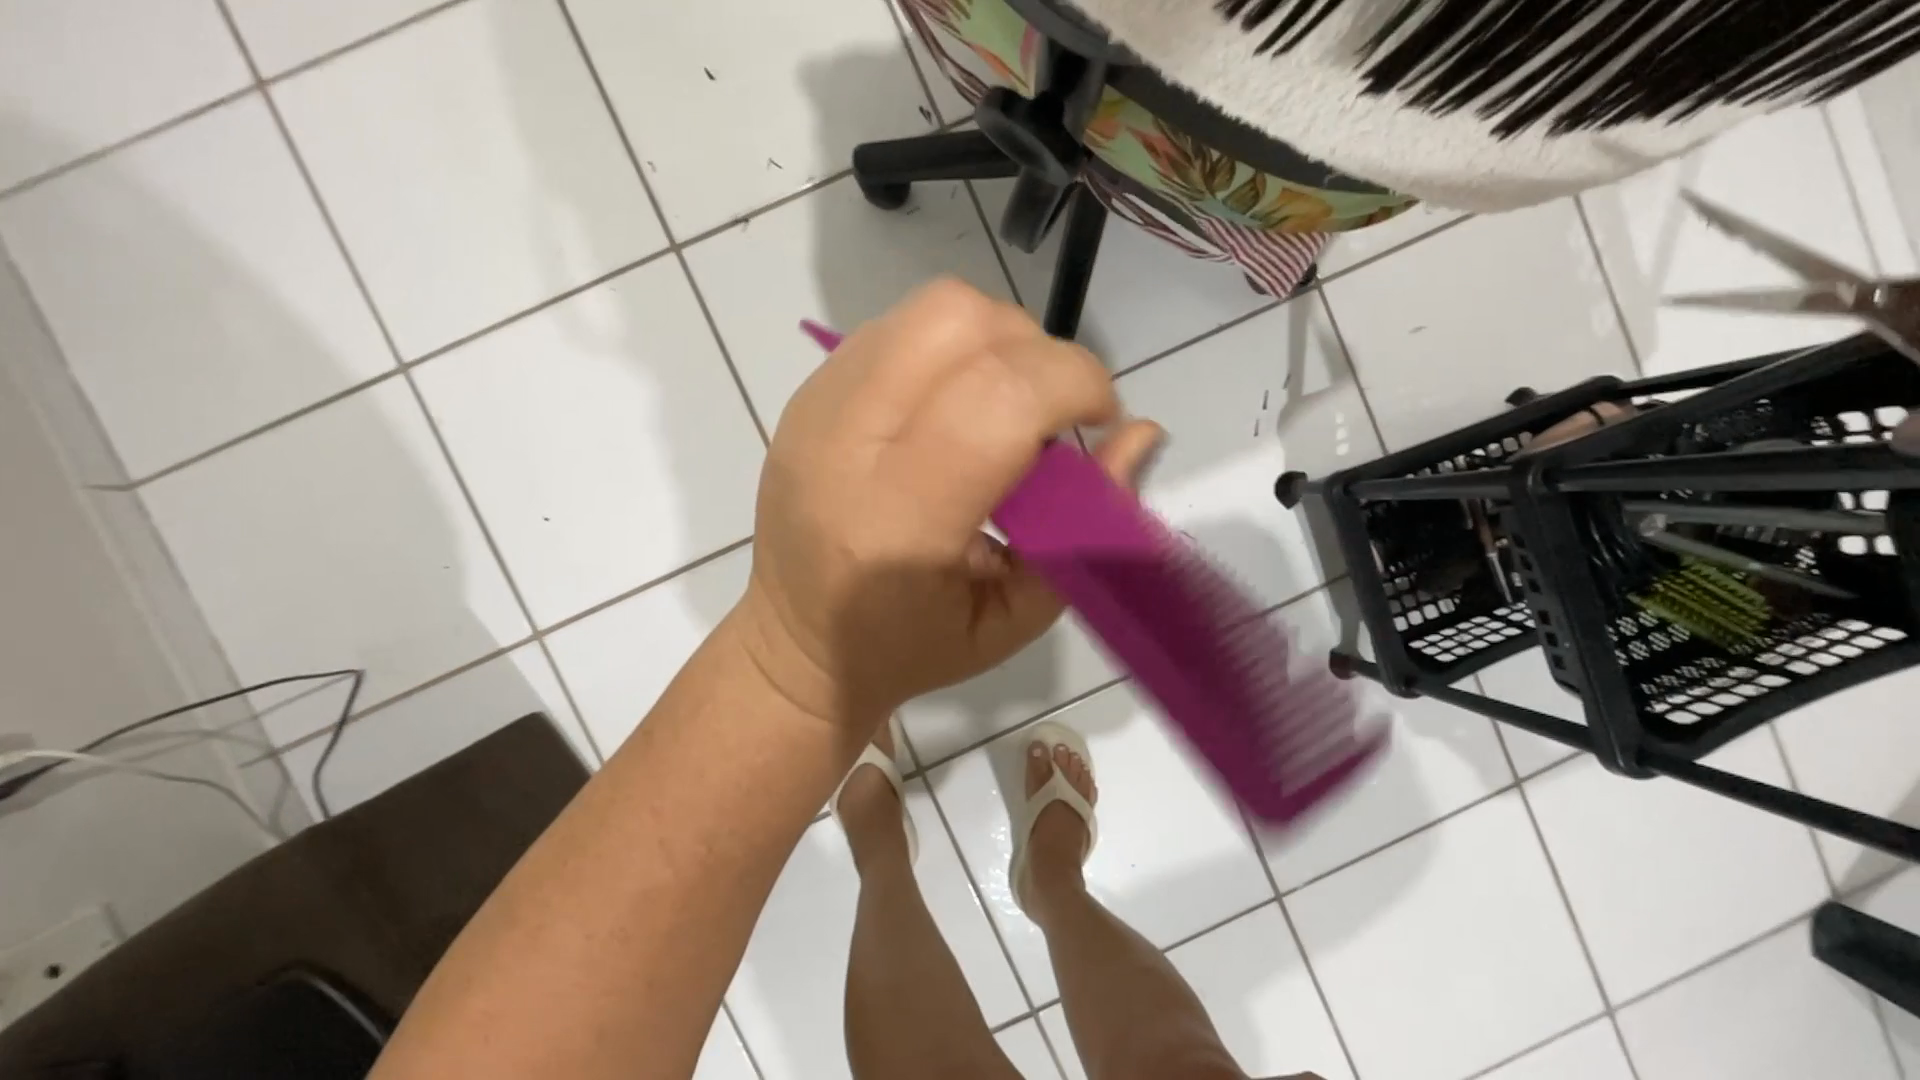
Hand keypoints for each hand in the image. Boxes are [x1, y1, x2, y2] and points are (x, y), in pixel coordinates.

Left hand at [733, 280, 1160, 732]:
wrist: (797, 644)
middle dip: (1038, 351)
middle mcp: (846, 446)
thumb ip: (1089, 528)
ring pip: (931, 309)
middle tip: (1052, 414)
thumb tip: (1140, 432)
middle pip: (959, 324)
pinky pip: (899, 325)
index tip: (1100, 422)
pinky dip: (952, 347)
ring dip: (997, 339)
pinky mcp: (808, 392)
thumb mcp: (1016, 615)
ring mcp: (817, 408)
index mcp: (899, 524)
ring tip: (1006, 405)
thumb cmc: (912, 647)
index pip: (999, 399)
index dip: (1075, 384)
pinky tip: (956, 402)